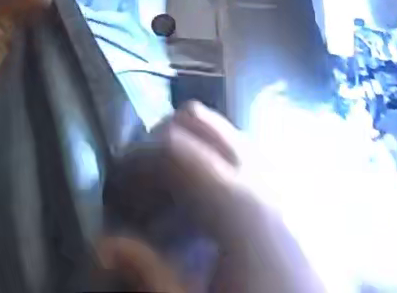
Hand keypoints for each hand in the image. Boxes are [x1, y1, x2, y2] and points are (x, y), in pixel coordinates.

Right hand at [98, 103, 324, 292]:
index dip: (136, 161)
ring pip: (225, 132)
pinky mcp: (293, 190)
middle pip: (199, 122)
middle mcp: (260, 173)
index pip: (173, 148)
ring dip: (190, 149)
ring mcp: (281, 176)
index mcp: (235, 199)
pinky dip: (218, 161)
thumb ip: (149, 273)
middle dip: (160, 141)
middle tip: (137, 185)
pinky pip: (248, 152)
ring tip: (167, 196)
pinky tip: (206, 204)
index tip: (113, 189)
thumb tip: (103, 244)